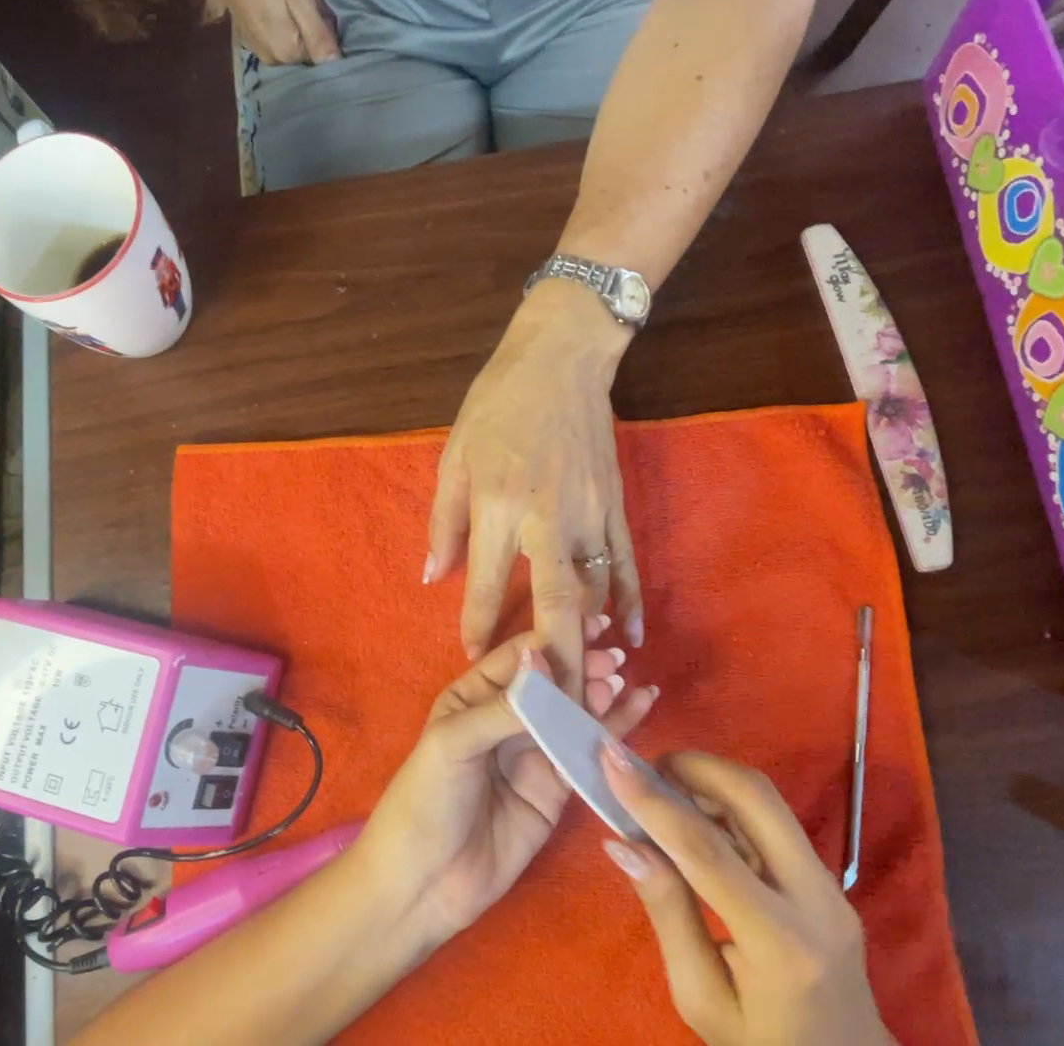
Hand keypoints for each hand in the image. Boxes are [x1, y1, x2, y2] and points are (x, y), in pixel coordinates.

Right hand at [214, 0, 339, 65]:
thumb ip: (318, 34)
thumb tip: (336, 64)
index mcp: (285, 55)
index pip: (320, 55)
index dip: (325, 30)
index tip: (319, 5)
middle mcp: (270, 60)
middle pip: (304, 50)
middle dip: (310, 28)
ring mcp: (257, 48)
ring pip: (290, 42)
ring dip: (296, 24)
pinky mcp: (248, 34)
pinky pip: (275, 34)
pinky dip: (281, 21)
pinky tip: (276, 1)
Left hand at [351, 619, 656, 946]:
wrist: (424, 883)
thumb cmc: (425, 801)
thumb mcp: (453, 744)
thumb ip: (503, 706)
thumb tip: (541, 657)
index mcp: (472, 697)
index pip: (519, 658)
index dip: (552, 639)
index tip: (590, 620)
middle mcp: (505, 718)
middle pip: (552, 683)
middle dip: (582, 664)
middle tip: (614, 654)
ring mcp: (533, 753)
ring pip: (574, 713)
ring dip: (601, 694)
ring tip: (626, 679)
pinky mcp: (556, 789)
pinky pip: (587, 752)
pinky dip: (613, 731)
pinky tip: (639, 707)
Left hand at [427, 282, 641, 698]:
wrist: (560, 359)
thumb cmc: (496, 408)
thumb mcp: (453, 459)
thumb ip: (445, 523)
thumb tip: (432, 577)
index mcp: (498, 507)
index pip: (485, 584)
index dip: (478, 627)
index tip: (473, 662)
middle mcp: (546, 520)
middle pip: (554, 604)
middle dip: (553, 660)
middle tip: (550, 705)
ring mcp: (589, 515)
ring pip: (595, 591)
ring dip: (590, 639)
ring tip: (583, 683)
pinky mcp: (616, 506)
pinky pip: (627, 564)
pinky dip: (631, 603)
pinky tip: (631, 637)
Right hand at [600, 748, 896, 1045]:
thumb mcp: (700, 997)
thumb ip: (668, 915)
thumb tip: (623, 844)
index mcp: (780, 942)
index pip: (707, 850)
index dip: (653, 800)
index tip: (610, 760)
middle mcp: (816, 899)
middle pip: (754, 798)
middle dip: (693, 766)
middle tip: (642, 769)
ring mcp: (830, 884)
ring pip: (767, 800)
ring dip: (709, 779)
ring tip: (661, 790)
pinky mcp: (828, 878)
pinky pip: (773, 820)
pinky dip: (726, 802)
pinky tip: (693, 817)